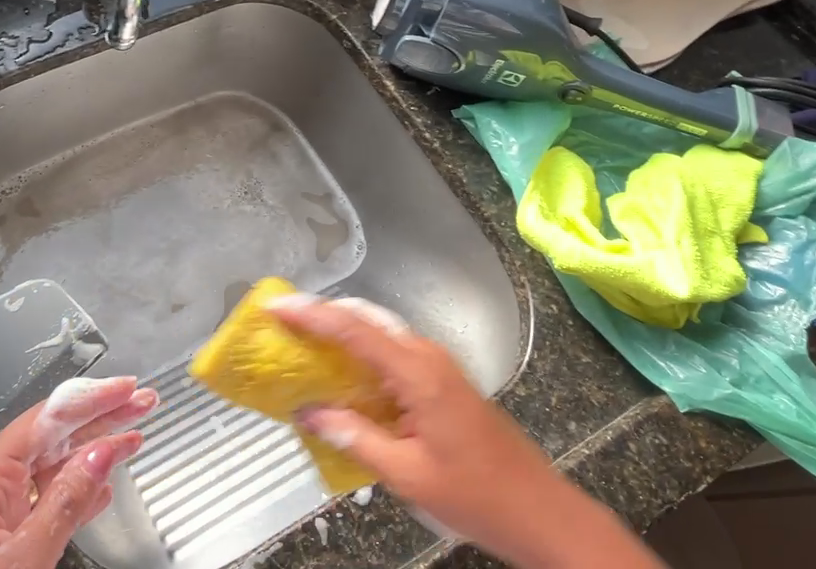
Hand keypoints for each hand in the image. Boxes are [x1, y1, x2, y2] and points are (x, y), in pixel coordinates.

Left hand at [0, 376, 158, 568]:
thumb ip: (64, 503)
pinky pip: (44, 500)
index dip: (91, 399)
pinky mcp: (0, 540)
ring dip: (96, 453)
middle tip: (144, 402)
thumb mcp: (23, 558)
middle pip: (53, 437)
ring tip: (136, 437)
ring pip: (54, 468)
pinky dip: (78, 491)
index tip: (127, 387)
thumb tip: (101, 452)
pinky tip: (103, 487)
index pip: (47, 419)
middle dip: (101, 418)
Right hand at [271, 297, 662, 568]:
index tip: (275, 304)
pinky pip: (392, 352)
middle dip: (322, 316)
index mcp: (417, 373)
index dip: (310, 314)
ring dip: (341, 333)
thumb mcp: (407, 474)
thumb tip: (308, 413)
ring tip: (302, 344)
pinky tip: (341, 375)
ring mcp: (437, 366)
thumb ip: (355, 437)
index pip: (353, 329)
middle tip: (282, 323)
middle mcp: (426, 356)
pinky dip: (361, 352)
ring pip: (380, 333)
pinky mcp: (442, 380)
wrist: (541, 511)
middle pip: (366, 319)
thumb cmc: (476, 495)